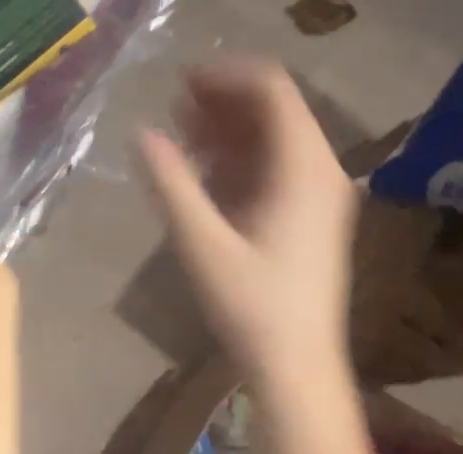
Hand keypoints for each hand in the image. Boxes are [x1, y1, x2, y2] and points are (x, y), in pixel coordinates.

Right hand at [139, 61, 357, 374]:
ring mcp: (320, 199)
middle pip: (274, 114)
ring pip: (275, 145)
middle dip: (223, 107)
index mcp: (303, 168)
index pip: (270, 92)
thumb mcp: (204, 247)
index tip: (178, 84)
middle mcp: (321, 172)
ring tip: (183, 144)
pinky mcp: (312, 224)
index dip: (224, 79)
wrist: (297, 366)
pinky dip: (242, 168)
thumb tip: (141, 136)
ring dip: (230, 137)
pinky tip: (208, 183)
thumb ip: (172, 188)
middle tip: (174, 111)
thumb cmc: (252, 310)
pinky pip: (278, 175)